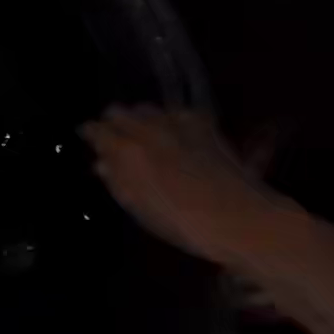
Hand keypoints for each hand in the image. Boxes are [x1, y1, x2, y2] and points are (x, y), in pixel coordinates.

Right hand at [80, 105, 284, 265]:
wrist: (245, 221)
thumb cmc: (187, 225)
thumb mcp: (142, 210)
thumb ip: (118, 182)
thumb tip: (101, 163)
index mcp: (127, 150)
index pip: (96, 129)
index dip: (90, 133)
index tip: (88, 138)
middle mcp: (146, 128)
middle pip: (117, 111)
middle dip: (112, 122)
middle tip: (116, 140)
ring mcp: (175, 122)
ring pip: (145, 108)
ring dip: (139, 119)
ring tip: (145, 137)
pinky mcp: (201, 122)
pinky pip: (174, 113)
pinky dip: (168, 121)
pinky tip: (176, 138)